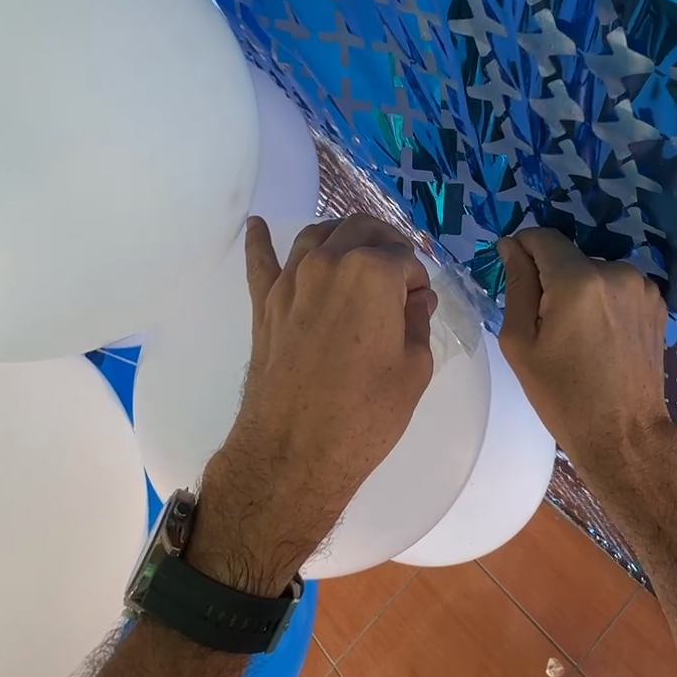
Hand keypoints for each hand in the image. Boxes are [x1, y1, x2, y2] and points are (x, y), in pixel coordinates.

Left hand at [188, 214, 436, 594]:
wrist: (295, 452)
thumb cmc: (365, 413)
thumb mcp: (414, 370)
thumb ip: (417, 323)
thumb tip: (417, 300)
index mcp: (373, 272)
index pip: (404, 258)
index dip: (417, 280)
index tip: (419, 305)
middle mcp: (330, 262)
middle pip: (361, 231)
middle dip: (386, 245)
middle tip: (398, 274)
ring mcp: (292, 280)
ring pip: (317, 235)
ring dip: (341, 235)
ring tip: (356, 250)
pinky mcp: (265, 303)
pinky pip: (260, 260)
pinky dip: (260, 240)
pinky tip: (258, 225)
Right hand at [497, 229, 676, 496]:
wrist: (624, 434)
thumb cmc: (562, 394)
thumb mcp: (520, 342)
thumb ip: (516, 285)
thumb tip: (512, 246)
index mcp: (578, 280)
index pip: (542, 237)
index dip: (522, 250)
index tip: (515, 276)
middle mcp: (616, 272)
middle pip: (568, 257)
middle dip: (552, 279)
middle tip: (547, 325)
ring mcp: (642, 286)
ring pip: (593, 271)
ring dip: (580, 290)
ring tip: (578, 335)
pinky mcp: (657, 302)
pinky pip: (617, 286)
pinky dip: (604, 301)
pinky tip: (602, 336)